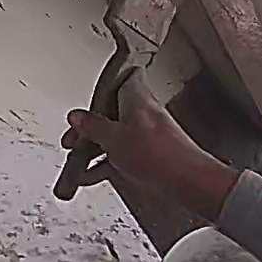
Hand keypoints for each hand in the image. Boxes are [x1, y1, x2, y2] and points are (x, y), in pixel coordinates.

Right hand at [61, 69, 239, 218]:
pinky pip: (123, 155)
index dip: (102, 88)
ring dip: (96, 148)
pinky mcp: (152, 155)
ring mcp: (148, 135)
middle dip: (90, 128)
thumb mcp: (113, 138)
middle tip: (74, 139)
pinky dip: (106, 163)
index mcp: (137, 99)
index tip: (85, 99)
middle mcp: (144, 113)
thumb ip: (93, 126)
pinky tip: (91, 175)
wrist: (187, 181)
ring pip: (116, 136)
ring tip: (77, 161)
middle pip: (112, 113)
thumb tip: (78, 117)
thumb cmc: (159, 154)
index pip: (119, 80)